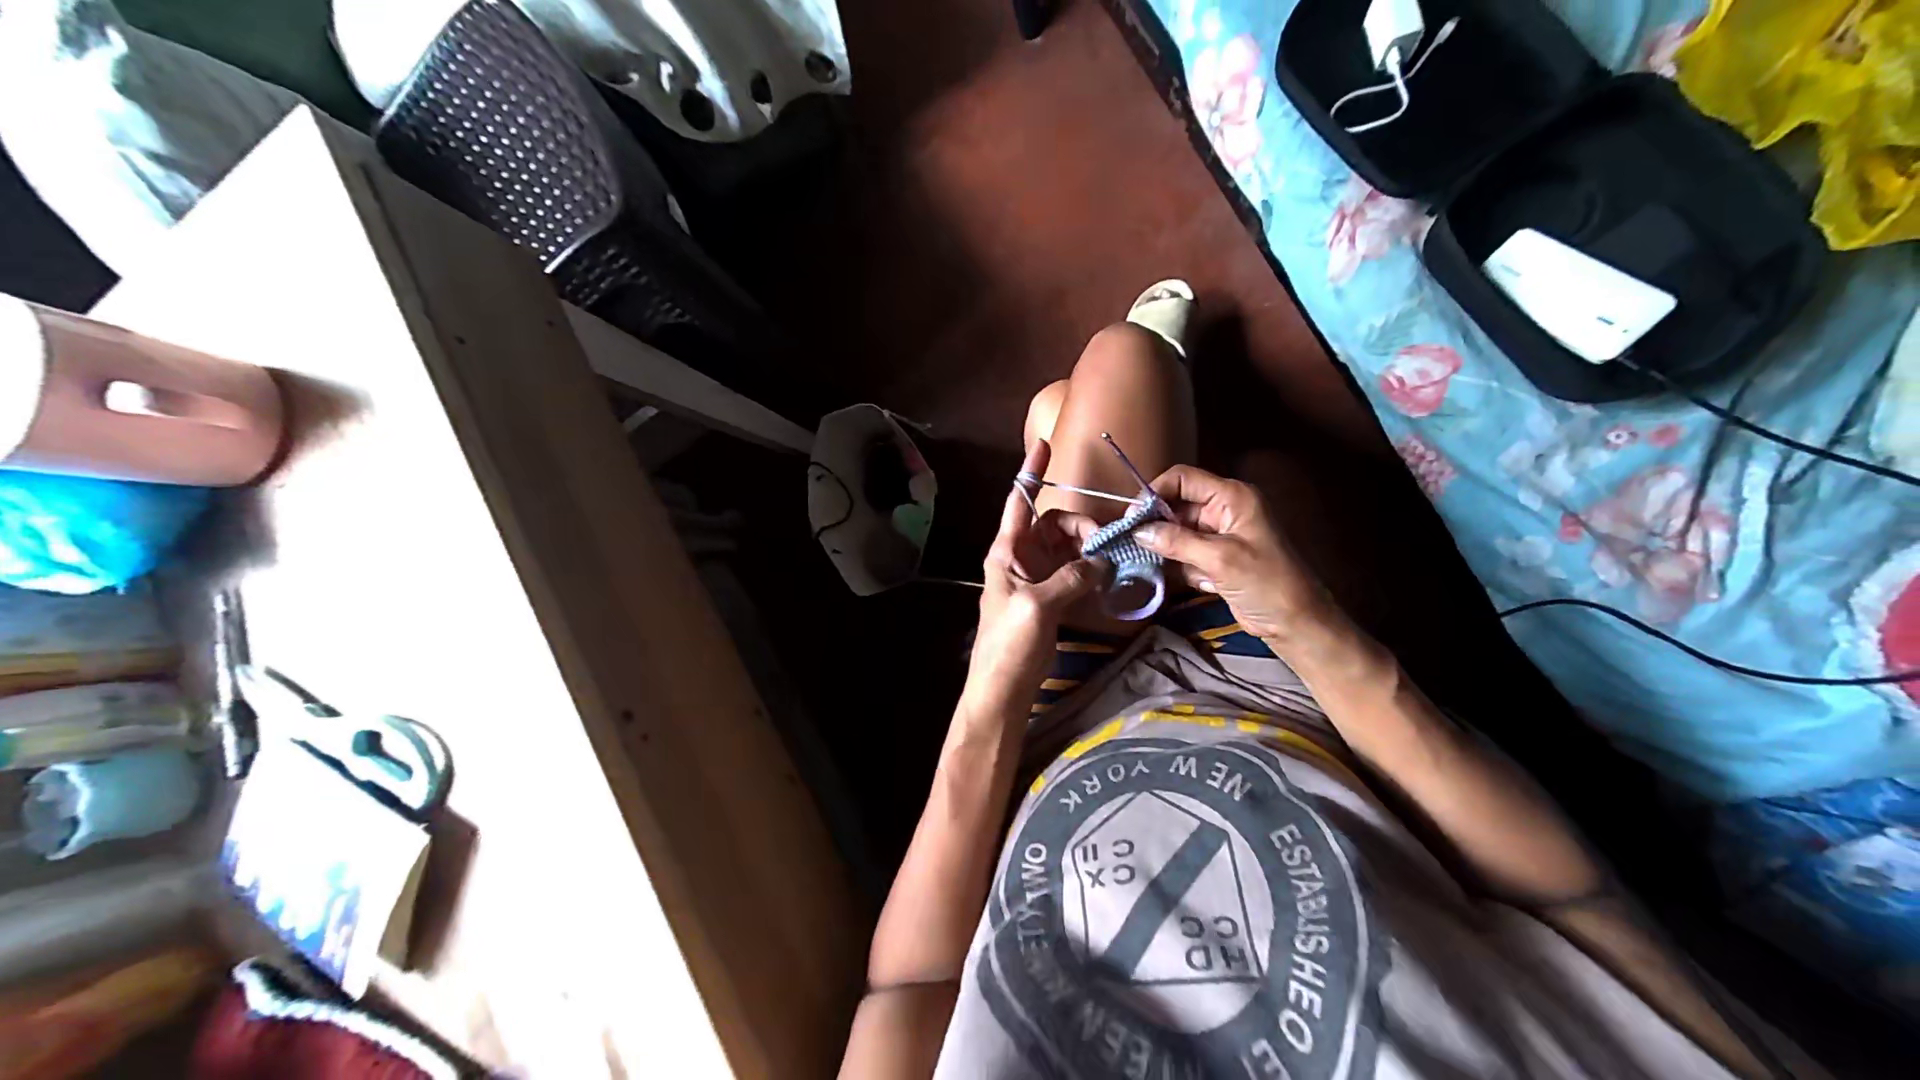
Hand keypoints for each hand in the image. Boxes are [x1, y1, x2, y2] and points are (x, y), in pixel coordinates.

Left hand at [962, 440, 1099, 716]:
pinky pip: (1071, 571)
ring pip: (1066, 547)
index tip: (1045, 444)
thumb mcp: (1037, 607)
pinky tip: (1106, 576)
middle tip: (1102, 547)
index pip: (1019, 502)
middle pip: (1053, 524)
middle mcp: (1020, 559)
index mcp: (1007, 552)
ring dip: (1087, 547)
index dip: (1031, 472)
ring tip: (1109, 561)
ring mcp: (1035, 579)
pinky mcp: (1049, 599)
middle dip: (1079, 525)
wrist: (1002, 690)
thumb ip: (1069, 578)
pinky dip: (1088, 568)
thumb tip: (1099, 562)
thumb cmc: (1009, 645)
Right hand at [1133, 465, 1346, 653]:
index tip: (1132, 517)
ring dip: (1168, 550)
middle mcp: (1223, 509)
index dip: (1154, 492)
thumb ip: (1176, 541)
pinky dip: (1181, 566)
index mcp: (1232, 497)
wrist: (1295, 623)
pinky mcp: (1214, 558)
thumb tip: (1137, 530)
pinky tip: (1196, 582)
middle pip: (1175, 505)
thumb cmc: (1266, 583)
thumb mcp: (1219, 559)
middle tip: (1132, 544)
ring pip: (1176, 532)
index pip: (1182, 479)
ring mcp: (1219, 535)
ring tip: (1164, 566)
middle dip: (1157, 526)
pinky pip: (1184, 553)